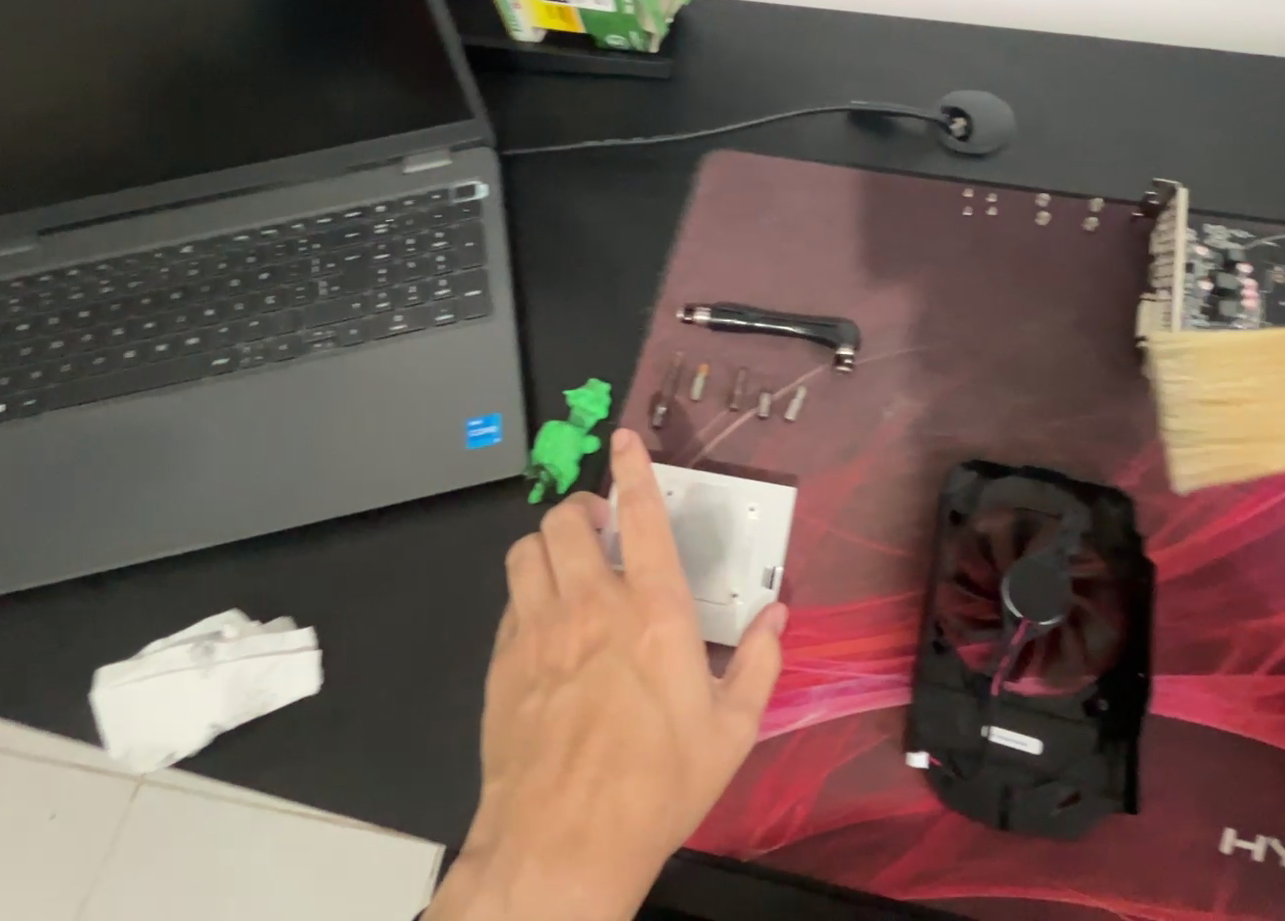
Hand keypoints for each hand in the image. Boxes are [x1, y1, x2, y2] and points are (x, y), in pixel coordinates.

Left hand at [426, 429, 787, 920]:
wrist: (563, 843)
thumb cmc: (657, 785)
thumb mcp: (731, 731)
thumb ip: (761, 663)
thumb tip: (780, 616)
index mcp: (654, 614)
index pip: (643, 519)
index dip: (634, 469)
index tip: (625, 440)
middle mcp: (592, 606)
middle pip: (567, 521)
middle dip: (582, 509)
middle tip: (601, 530)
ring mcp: (539, 630)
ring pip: (526, 549)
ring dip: (548, 543)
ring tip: (568, 562)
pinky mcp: (503, 660)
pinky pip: (510, 598)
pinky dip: (528, 590)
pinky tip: (545, 618)